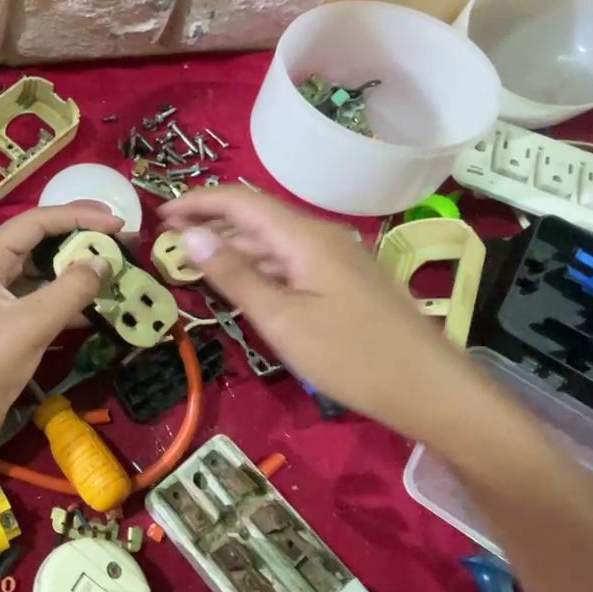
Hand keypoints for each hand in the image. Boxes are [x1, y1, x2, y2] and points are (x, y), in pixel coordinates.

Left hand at [0, 204, 122, 452]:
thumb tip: (105, 261)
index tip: (118, 223)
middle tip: (123, 239)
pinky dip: (70, 297)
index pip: (36, 222)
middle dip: (81, 237)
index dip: (79, 216)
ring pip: (44, 270)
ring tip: (118, 267)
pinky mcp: (7, 320)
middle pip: (40, 240)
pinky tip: (100, 305)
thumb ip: (71, 290)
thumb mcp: (32, 324)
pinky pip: (43, 297)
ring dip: (78, 269)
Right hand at [159, 188, 484, 438]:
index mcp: (304, 237)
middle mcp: (321, 236)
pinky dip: (257, 262)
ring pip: (272, 238)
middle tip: (168, 240)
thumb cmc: (352, 356)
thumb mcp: (281, 319)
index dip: (196, 202)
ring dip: (231, 243)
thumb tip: (190, 236)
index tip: (159, 217)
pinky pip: (290, 258)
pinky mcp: (345, 280)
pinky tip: (242, 282)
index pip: (239, 200)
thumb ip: (233, 275)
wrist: (433, 391)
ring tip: (195, 260)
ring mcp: (337, 257)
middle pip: (255, 214)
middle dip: (209, 221)